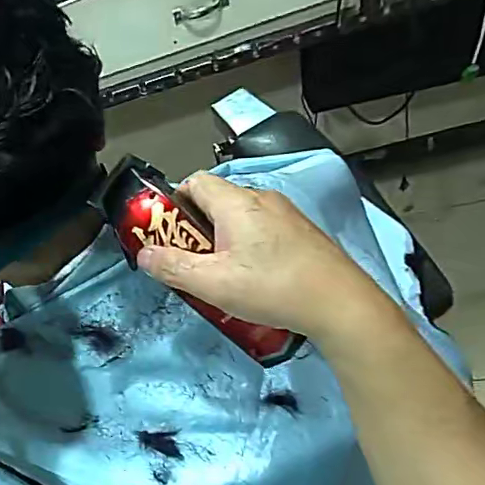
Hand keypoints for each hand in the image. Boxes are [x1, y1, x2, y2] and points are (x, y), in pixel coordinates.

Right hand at [135, 173, 391, 342]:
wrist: (340, 302)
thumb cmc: (275, 288)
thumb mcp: (214, 284)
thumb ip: (174, 267)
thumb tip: (145, 255)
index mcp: (237, 203)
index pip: (194, 181)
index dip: (174, 204)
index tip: (169, 234)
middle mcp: (263, 198)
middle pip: (217, 201)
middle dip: (198, 229)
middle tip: (193, 263)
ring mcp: (287, 214)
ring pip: (242, 218)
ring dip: (225, 241)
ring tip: (224, 276)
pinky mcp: (303, 232)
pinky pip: (265, 230)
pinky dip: (251, 247)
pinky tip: (257, 278)